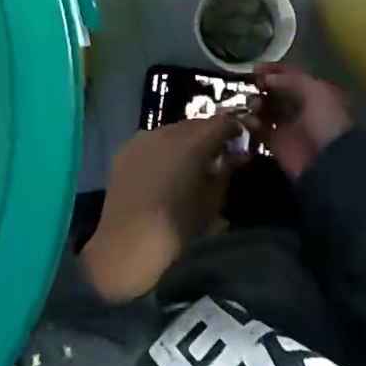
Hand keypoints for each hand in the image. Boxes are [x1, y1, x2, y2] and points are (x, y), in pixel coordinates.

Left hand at [82, 115, 245, 301]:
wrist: (128, 242)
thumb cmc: (177, 225)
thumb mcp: (212, 201)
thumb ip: (224, 173)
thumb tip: (229, 159)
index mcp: (192, 143)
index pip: (220, 123)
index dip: (234, 128)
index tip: (240, 136)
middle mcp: (166, 133)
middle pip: (194, 124)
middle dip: (208, 133)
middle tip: (217, 149)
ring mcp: (142, 140)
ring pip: (171, 131)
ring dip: (184, 139)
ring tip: (189, 159)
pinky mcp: (125, 151)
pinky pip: (151, 142)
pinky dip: (162, 149)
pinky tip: (164, 168)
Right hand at [253, 63, 351, 178]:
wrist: (327, 161)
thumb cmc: (324, 120)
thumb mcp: (313, 91)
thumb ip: (289, 80)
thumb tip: (266, 79)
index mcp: (312, 92)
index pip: (290, 75)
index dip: (273, 70)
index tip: (254, 68)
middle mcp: (299, 106)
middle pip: (275, 91)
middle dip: (262, 86)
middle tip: (251, 85)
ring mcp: (287, 125)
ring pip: (265, 108)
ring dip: (256, 103)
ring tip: (253, 105)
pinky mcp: (275, 143)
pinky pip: (259, 129)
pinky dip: (252, 122)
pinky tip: (248, 119)